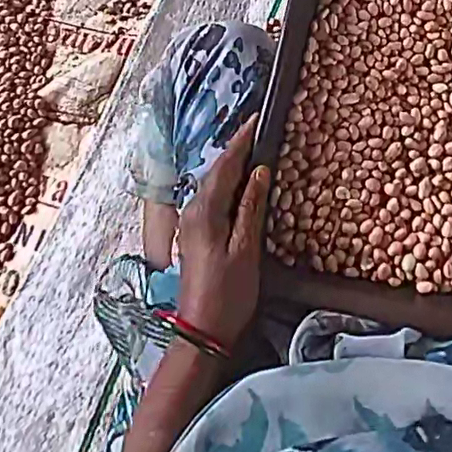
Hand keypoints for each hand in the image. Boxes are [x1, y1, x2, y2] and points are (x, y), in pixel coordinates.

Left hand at [175, 115, 271, 349]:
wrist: (201, 333)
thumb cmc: (228, 294)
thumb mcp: (247, 250)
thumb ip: (251, 208)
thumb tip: (260, 170)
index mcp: (205, 211)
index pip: (225, 165)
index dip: (241, 140)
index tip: (258, 118)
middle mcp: (193, 211)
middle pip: (216, 170)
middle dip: (237, 148)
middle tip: (260, 129)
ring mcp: (191, 222)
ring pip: (213, 182)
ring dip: (232, 164)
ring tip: (254, 148)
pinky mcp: (194, 233)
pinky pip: (212, 196)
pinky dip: (227, 182)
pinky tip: (241, 183)